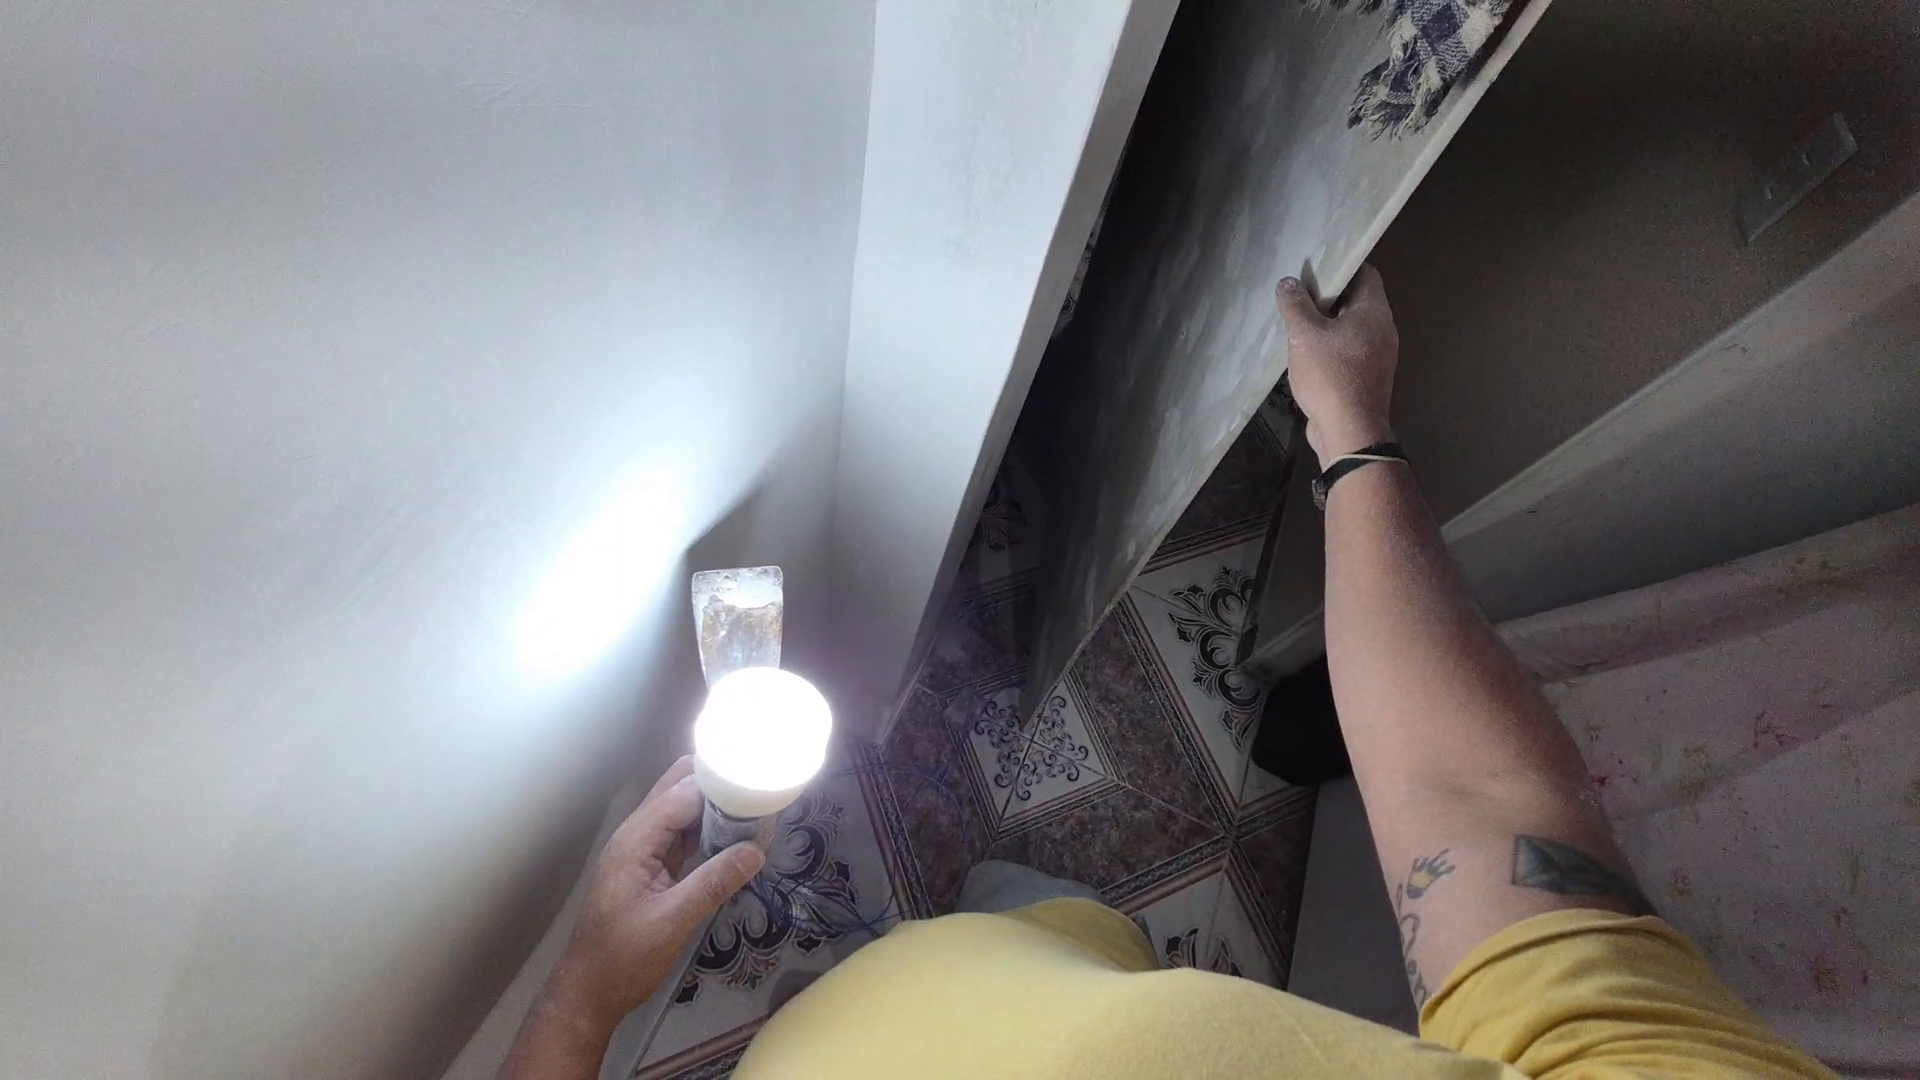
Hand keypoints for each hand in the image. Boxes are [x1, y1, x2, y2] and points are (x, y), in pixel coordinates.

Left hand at [543, 756, 765, 1030]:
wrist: (587, 997)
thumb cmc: (622, 960)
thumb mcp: (672, 922)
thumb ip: (714, 882)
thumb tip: (757, 850)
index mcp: (636, 839)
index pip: (684, 792)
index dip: (721, 785)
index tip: (758, 787)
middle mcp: (638, 833)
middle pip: (680, 786)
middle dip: (718, 784)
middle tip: (758, 794)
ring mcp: (644, 847)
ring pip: (683, 806)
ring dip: (716, 805)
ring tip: (755, 809)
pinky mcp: (652, 863)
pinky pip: (684, 830)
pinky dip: (709, 826)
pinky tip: (735, 835)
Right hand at [1275, 265, 1399, 464]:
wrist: (1349, 429)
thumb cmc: (1330, 375)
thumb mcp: (1305, 336)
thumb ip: (1296, 306)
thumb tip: (1288, 283)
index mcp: (1374, 311)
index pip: (1365, 273)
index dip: (1341, 266)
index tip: (1314, 270)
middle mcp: (1382, 329)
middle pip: (1357, 301)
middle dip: (1328, 297)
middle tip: (1298, 297)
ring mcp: (1377, 355)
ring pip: (1351, 328)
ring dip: (1327, 325)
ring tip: (1297, 326)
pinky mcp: (1367, 376)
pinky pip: (1348, 350)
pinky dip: (1330, 347)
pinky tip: (1307, 355)